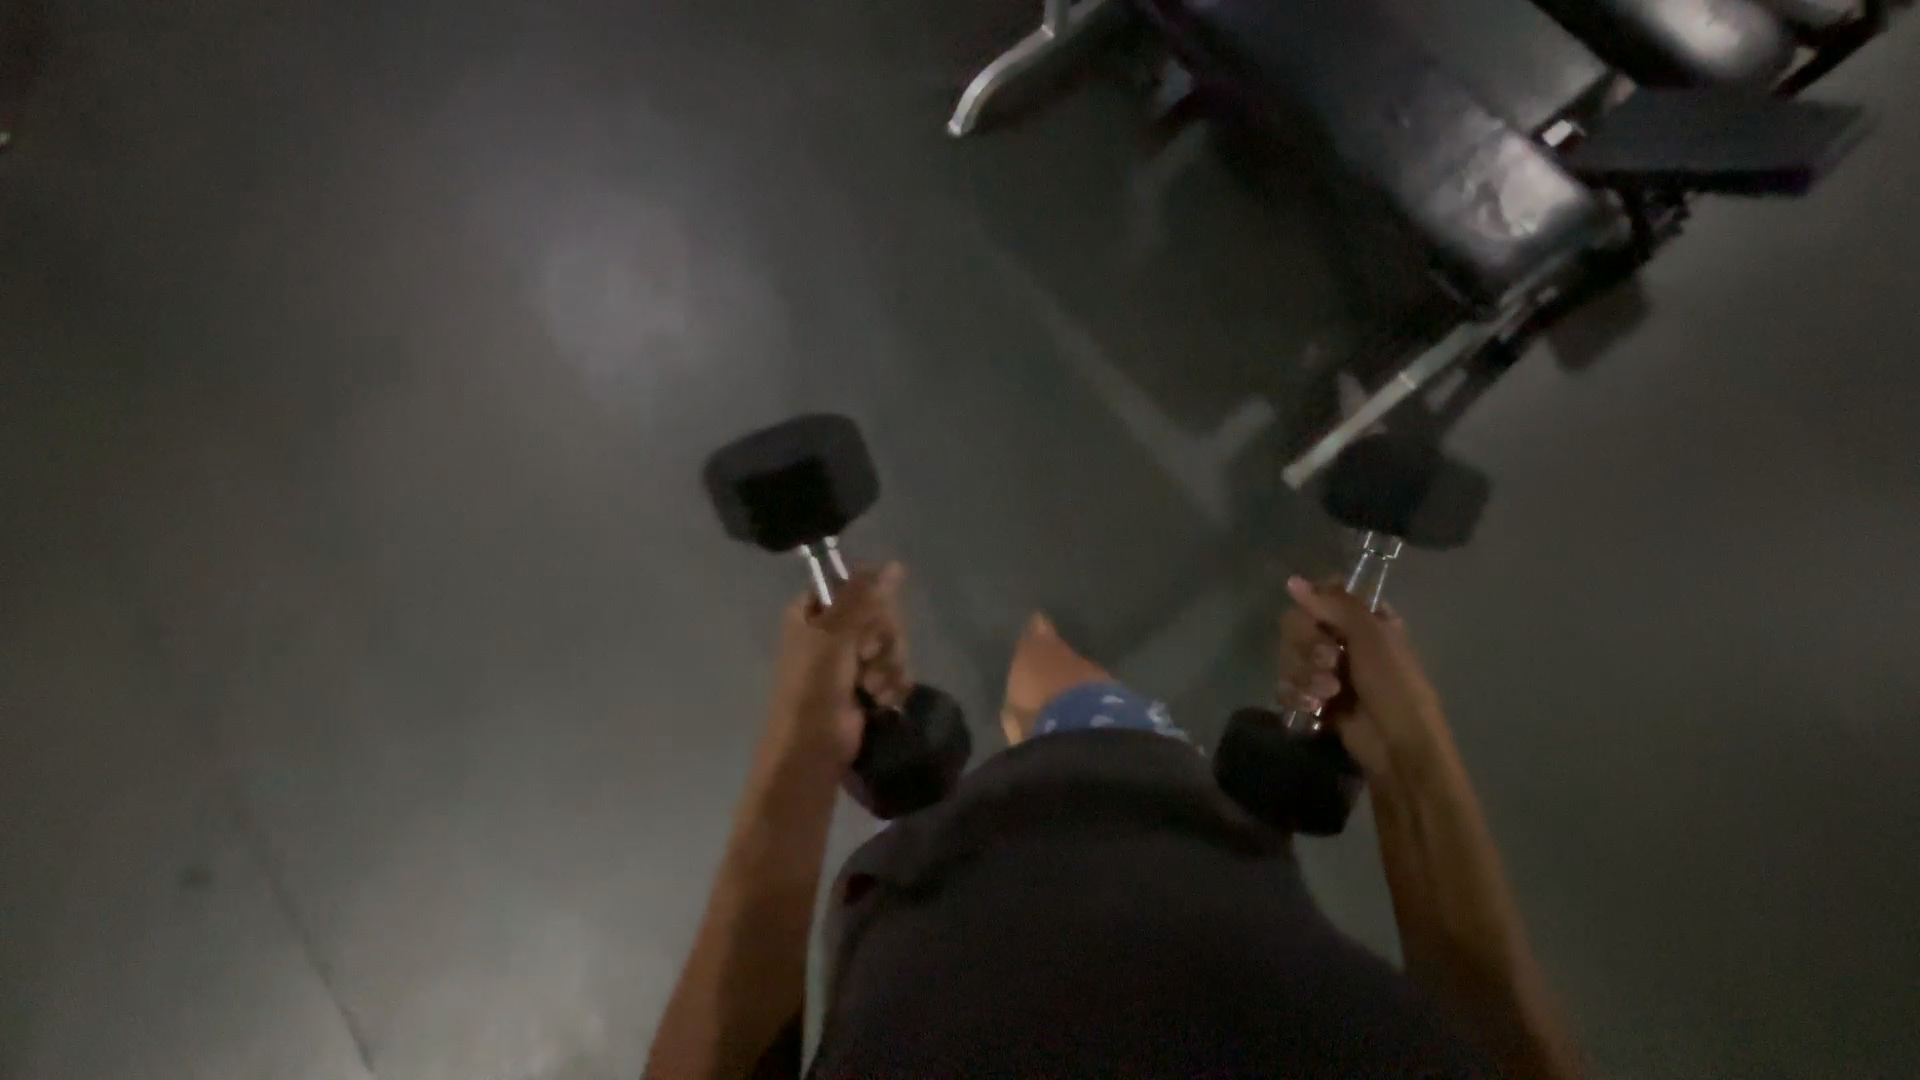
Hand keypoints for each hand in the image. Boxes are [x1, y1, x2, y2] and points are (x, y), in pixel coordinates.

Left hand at [768, 562, 909, 766]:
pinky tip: (883, 699)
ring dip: (889, 666)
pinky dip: (892, 685)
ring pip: (893, 643)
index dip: (871, 603)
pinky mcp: (868, 686)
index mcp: (813, 613)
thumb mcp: (833, 637)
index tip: (872, 620)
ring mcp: (851, 661)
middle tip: (868, 657)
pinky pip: (897, 670)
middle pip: (881, 614)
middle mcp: (832, 632)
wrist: (810, 753)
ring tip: (872, 688)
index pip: (857, 587)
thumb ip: (863, 598)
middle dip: (883, 639)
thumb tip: (894, 564)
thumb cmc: (811, 691)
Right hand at [1277, 575, 1447, 775]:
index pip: (1323, 596)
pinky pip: (1286, 685)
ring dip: (1305, 676)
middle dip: (1308, 647)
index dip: (1315, 606)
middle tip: (1330, 663)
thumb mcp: (1371, 636)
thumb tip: (1292, 581)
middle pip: (1299, 625)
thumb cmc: (1394, 685)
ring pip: (1290, 656)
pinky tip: (1313, 707)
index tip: (1320, 619)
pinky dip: (1297, 695)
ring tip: (1327, 694)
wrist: (1396, 744)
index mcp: (1364, 620)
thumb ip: (1333, 604)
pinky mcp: (1313, 697)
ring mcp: (1326, 670)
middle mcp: (1343, 641)